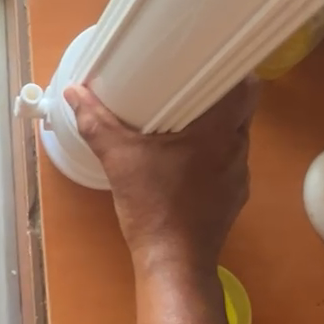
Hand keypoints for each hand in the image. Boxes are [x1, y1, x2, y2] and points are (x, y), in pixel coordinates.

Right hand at [66, 80, 256, 272]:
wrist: (173, 262)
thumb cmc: (152, 206)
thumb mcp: (118, 160)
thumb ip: (96, 122)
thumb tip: (75, 92)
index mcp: (219, 132)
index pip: (248, 87)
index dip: (235, 69)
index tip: (214, 61)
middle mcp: (237, 149)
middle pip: (242, 111)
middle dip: (218, 98)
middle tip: (190, 88)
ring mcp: (239, 177)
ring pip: (234, 139)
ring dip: (215, 129)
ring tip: (185, 123)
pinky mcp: (234, 198)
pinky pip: (228, 165)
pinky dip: (212, 157)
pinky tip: (186, 163)